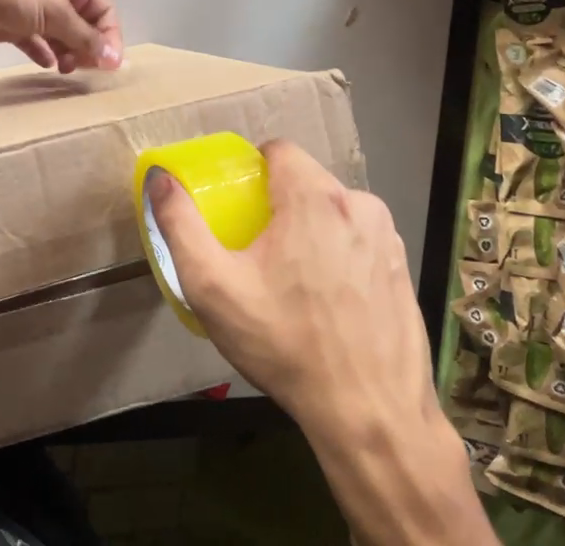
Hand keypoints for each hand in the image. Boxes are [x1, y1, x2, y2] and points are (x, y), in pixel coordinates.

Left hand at [0, 0, 123, 73]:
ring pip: (59, 35)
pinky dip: (43, 53)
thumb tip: (114, 58)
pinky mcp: (11, 24)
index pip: (103, 10)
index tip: (108, 65)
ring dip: (67, 53)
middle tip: (83, 69)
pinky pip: (35, 42)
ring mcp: (33, 9)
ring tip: (65, 69)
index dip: (110, 37)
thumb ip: (83, 36)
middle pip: (83, 25)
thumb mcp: (55, 10)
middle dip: (87, 47)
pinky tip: (47, 65)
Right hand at [148, 140, 435, 444]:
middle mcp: (359, 206)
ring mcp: (388, 239)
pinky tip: (327, 299)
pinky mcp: (404, 269)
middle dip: (278, 204)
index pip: (279, 150)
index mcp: (314, 199)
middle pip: (306, 181)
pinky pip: (359, 242)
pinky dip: (339, 255)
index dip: (251, 170)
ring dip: (310, 229)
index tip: (236, 206)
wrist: (370, 414)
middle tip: (254, 250)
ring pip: (334, 212)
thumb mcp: (212, 285)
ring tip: (291, 278)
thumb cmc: (283, 343)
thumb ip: (180, 223)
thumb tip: (160, 178)